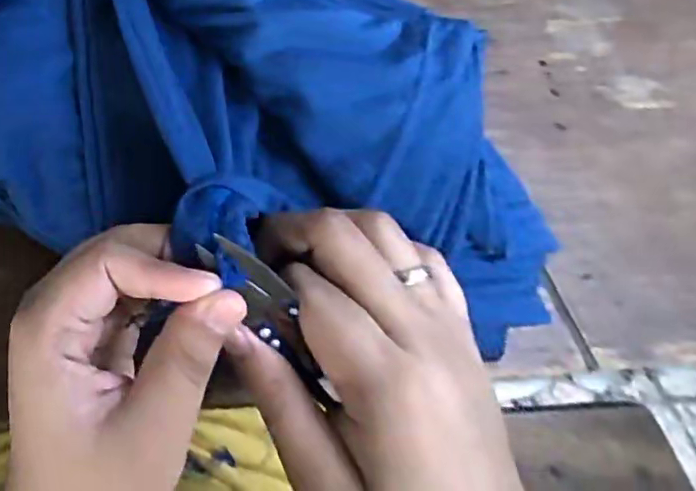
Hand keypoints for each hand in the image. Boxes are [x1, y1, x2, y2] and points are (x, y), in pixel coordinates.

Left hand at [8, 225, 247, 490]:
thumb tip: (229, 295)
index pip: (105, 262)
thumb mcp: (150, 431)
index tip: (215, 285)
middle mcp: (47, 303)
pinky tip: (192, 298)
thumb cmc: (100, 486)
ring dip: (166, 266)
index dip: (161, 265)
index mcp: (45, 323)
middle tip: (221, 270)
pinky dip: (160, 289)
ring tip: (214, 280)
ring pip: (118, 263)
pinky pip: (122, 289)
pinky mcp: (82, 327)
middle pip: (109, 252)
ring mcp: (61, 312)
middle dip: (166, 254)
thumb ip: (186, 357)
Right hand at [224, 210, 521, 490]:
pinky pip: (425, 257)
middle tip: (261, 256)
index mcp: (388, 379)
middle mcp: (425, 334)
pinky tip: (360, 274)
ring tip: (304, 259)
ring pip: (385, 230)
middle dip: (292, 230)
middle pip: (347, 236)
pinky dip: (384, 247)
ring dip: (336, 229)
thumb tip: (229, 322)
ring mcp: (453, 327)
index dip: (266, 279)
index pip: (310, 288)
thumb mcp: (324, 483)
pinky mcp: (466, 331)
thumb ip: (277, 395)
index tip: (241, 293)